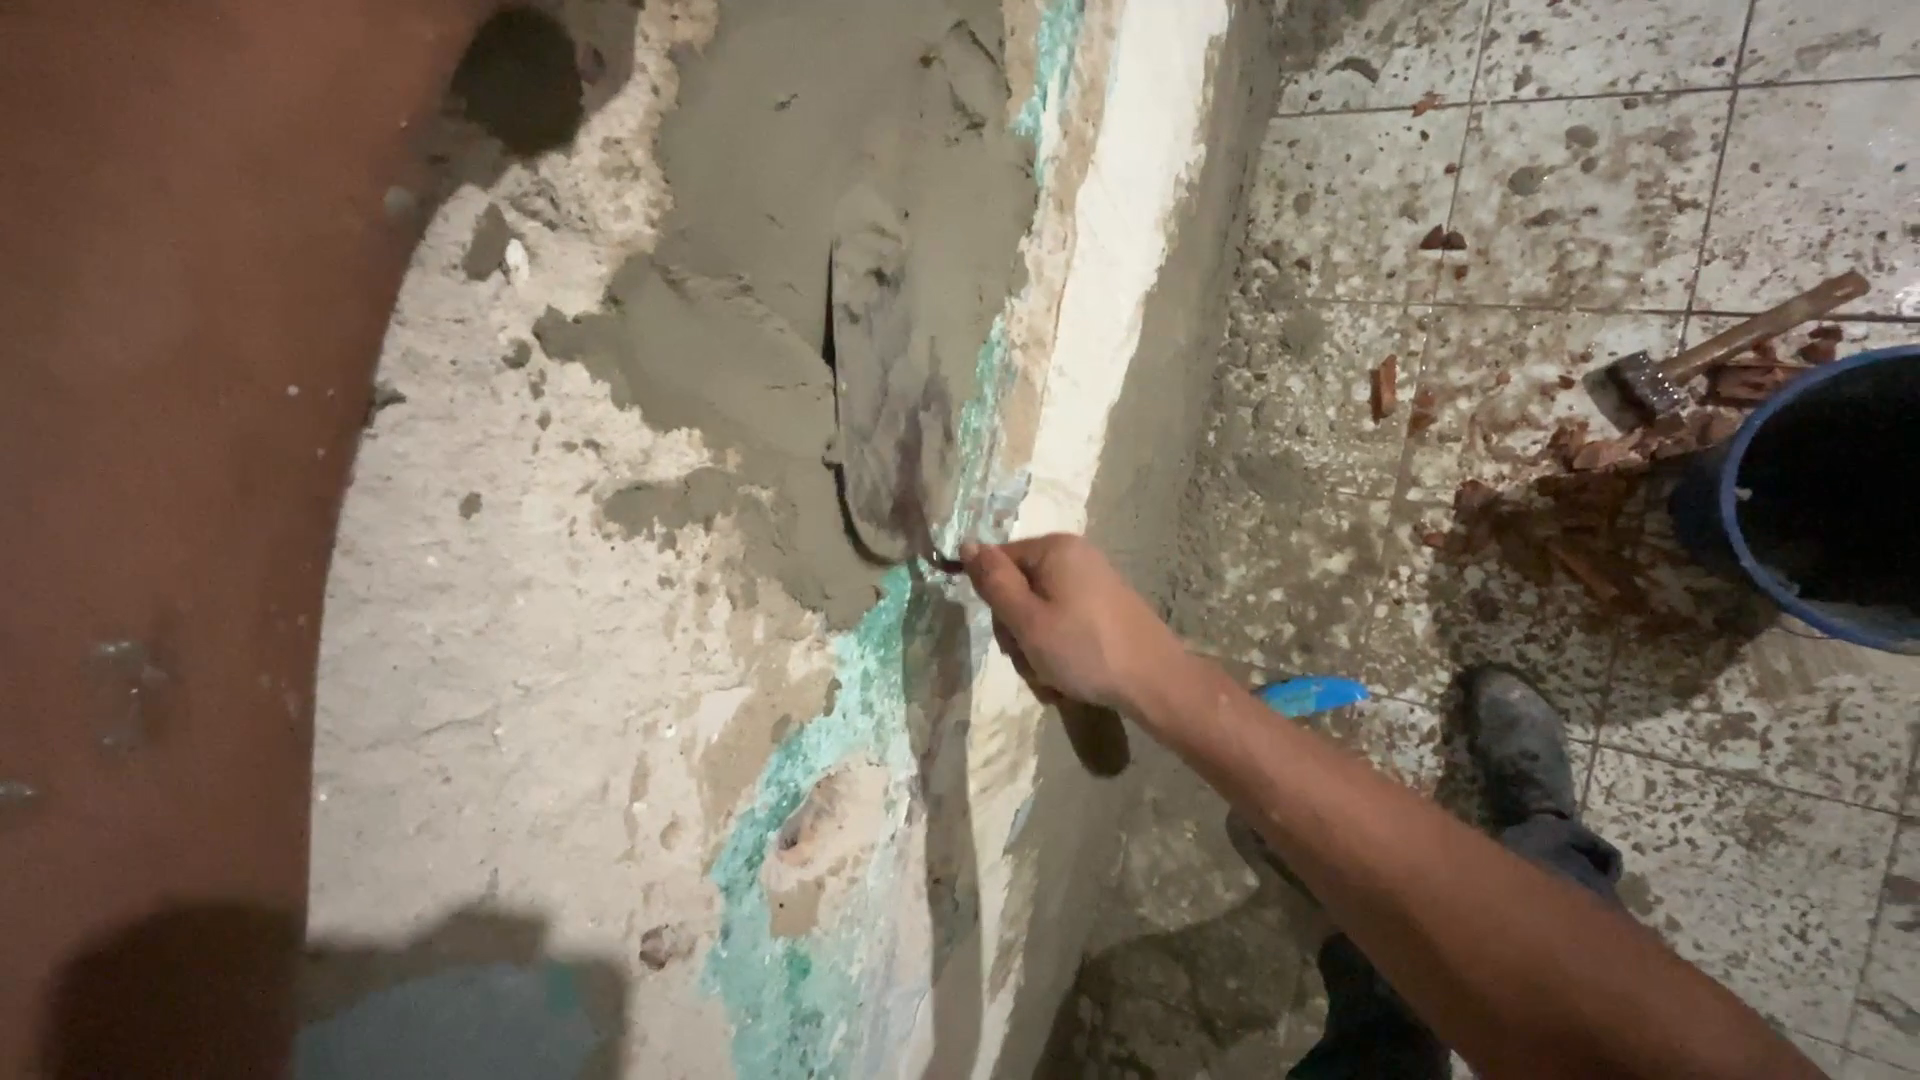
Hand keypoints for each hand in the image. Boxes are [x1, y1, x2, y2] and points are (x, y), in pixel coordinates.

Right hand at [960, 534, 1184, 712]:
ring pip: (1040, 611)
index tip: (1011, 635)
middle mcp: (1075, 556)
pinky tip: (1070, 673)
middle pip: (1019, 588)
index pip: (998, 562)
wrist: (1154, 680)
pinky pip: (1064, 622)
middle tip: (1033, 658)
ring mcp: (1093, 581)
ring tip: (1053, 673)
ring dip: (1037, 646)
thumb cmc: (1084, 649)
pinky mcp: (1105, 606)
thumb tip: (966, 545)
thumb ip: (994, 583)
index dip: (995, 602)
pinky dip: (1060, 647)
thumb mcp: (1027, 620)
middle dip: (1018, 630)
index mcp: (1055, 548)